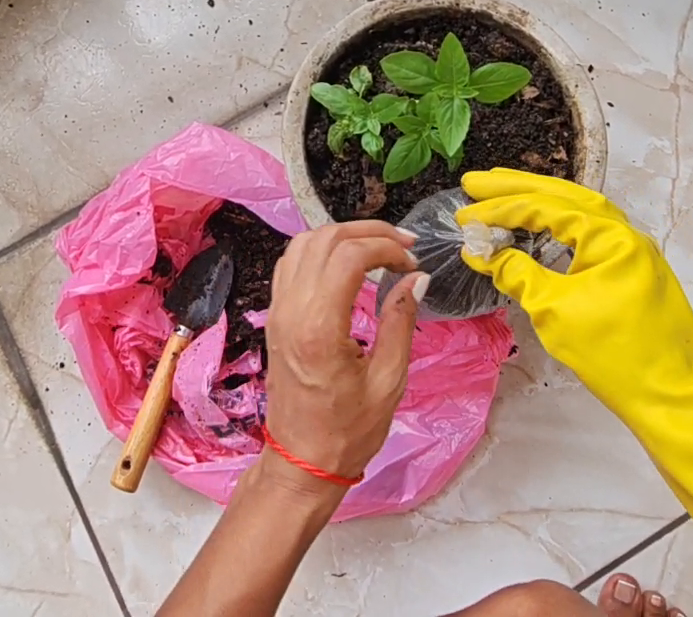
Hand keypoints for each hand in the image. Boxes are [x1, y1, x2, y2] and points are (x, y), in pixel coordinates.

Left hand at [262, 220, 426, 485]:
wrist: (301, 461)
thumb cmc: (347, 431)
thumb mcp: (388, 381)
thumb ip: (400, 321)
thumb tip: (417, 278)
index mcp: (319, 327)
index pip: (349, 256)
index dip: (385, 247)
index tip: (412, 262)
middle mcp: (292, 310)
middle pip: (325, 239)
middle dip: (368, 232)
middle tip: (402, 244)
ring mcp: (278, 310)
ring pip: (303, 243)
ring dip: (342, 235)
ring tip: (377, 247)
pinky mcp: (275, 315)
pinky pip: (291, 262)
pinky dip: (320, 249)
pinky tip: (346, 261)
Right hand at [455, 169, 692, 414]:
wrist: (675, 399)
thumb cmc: (615, 354)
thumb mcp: (555, 311)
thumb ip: (516, 274)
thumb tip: (480, 250)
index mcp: (610, 236)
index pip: (545, 209)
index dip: (499, 210)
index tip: (464, 217)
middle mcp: (625, 233)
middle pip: (564, 196)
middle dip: (516, 187)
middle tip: (474, 182)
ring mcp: (632, 251)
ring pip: (578, 211)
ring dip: (537, 199)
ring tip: (500, 192)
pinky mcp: (631, 270)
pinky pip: (587, 232)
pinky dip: (556, 221)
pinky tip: (537, 225)